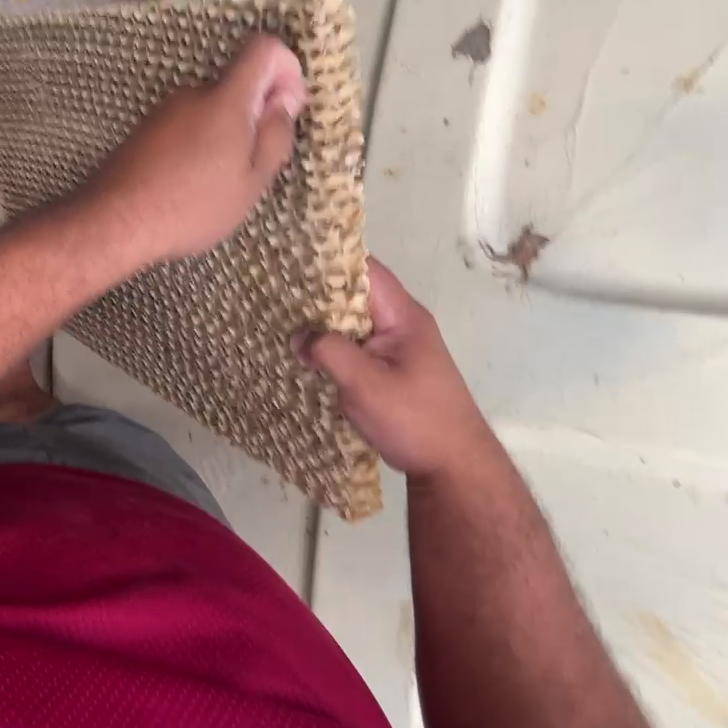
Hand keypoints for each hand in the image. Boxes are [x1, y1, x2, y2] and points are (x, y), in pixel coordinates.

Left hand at [79, 35, 307, 263]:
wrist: (113, 221)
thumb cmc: (191, 206)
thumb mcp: (251, 181)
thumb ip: (275, 135)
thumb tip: (285, 100)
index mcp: (224, 99)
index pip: (263, 48)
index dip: (286, 68)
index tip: (288, 108)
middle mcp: (190, 95)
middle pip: (235, 86)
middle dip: (253, 115)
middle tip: (253, 164)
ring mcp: (162, 112)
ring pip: (209, 111)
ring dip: (223, 136)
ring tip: (217, 183)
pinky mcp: (143, 132)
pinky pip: (184, 128)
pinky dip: (196, 146)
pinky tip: (188, 184)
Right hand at [298, 259, 498, 480]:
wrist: (454, 468)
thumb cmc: (415, 420)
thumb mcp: (365, 384)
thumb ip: (328, 352)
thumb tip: (297, 336)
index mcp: (403, 316)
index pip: (365, 270)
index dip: (330, 260)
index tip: (290, 258)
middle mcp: (400, 323)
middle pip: (354, 292)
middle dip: (316, 290)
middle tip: (272, 290)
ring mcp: (395, 346)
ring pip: (350, 320)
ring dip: (319, 320)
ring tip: (278, 317)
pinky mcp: (387, 368)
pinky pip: (351, 343)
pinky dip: (327, 342)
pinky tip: (301, 350)